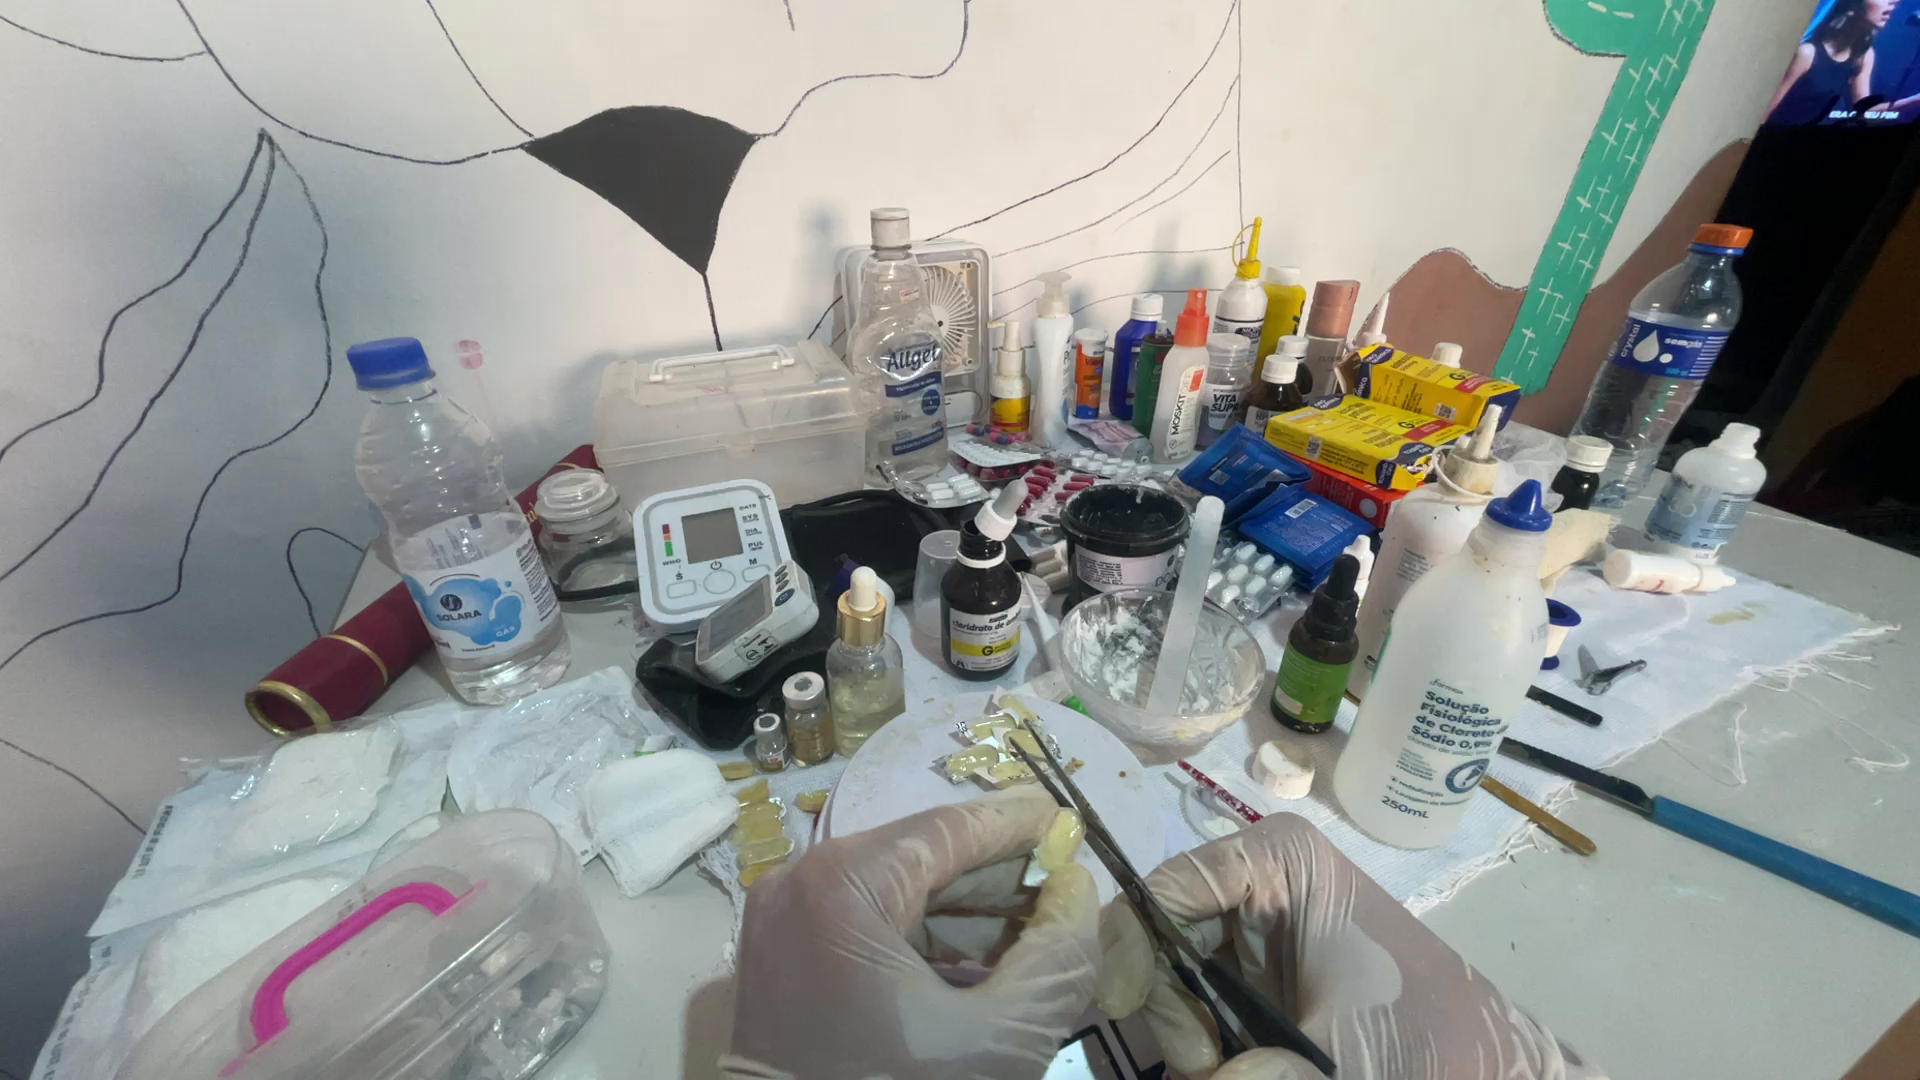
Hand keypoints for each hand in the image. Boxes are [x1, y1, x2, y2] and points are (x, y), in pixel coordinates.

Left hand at [721, 786, 1100, 1079]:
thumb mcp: (994, 1046)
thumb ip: (1056, 960)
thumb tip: (1079, 888)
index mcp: (840, 884)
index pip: (946, 830)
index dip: (1015, 824)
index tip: (1066, 819)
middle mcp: (802, 881)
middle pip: (922, 857)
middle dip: (999, 873)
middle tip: (1063, 876)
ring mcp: (787, 915)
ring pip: (899, 889)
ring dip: (971, 907)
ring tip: (1039, 918)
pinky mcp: (786, 951)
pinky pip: (872, 922)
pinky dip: (930, 936)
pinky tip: (988, 952)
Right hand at [1098, 814, 1602, 1078]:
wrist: (1502, 1073)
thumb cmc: (1432, 1039)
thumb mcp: (1348, 1055)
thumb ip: (1267, 1072)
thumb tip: (1204, 1078)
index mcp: (1275, 860)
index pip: (1172, 883)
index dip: (1132, 939)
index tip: (1117, 1007)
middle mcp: (1254, 878)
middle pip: (1165, 931)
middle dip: (1172, 1007)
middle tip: (1205, 1067)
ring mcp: (1253, 923)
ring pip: (1175, 970)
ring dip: (1187, 1032)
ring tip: (1220, 1068)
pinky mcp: (1256, 968)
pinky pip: (1201, 996)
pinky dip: (1203, 1039)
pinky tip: (1224, 1064)